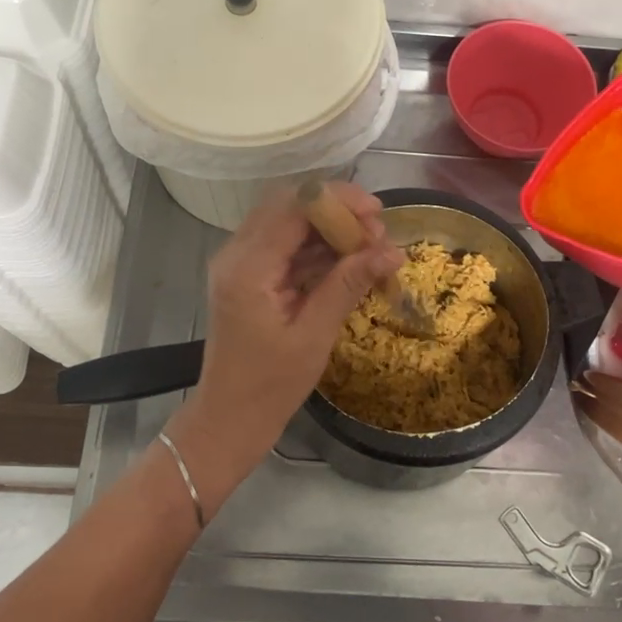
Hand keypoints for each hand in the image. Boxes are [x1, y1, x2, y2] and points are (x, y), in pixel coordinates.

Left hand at [194, 183, 402, 436]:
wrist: (229, 419)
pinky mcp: (248, 277)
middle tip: (377, 234)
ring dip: (329, 228)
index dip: (339, 201)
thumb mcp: (314, 335)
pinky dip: (316, 248)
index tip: (378, 215)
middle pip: (288, 206)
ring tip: (370, 248)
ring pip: (287, 223)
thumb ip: (348, 284)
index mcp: (248, 267)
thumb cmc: (270, 386)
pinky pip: (284, 246)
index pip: (294, 207)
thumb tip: (392, 251)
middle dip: (336, 211)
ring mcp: (239, 264)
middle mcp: (236, 254)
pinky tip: (348, 263)